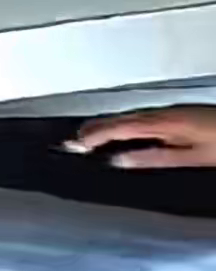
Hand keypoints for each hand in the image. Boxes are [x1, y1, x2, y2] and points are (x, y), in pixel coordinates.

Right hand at [67, 106, 215, 168]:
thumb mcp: (197, 158)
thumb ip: (154, 158)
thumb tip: (117, 160)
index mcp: (159, 123)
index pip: (110, 128)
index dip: (87, 138)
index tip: (72, 148)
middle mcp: (161, 112)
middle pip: (114, 119)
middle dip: (91, 131)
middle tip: (76, 145)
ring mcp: (173, 110)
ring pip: (127, 116)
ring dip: (108, 128)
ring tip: (96, 140)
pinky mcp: (183, 112)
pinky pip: (142, 116)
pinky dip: (126, 125)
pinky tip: (129, 134)